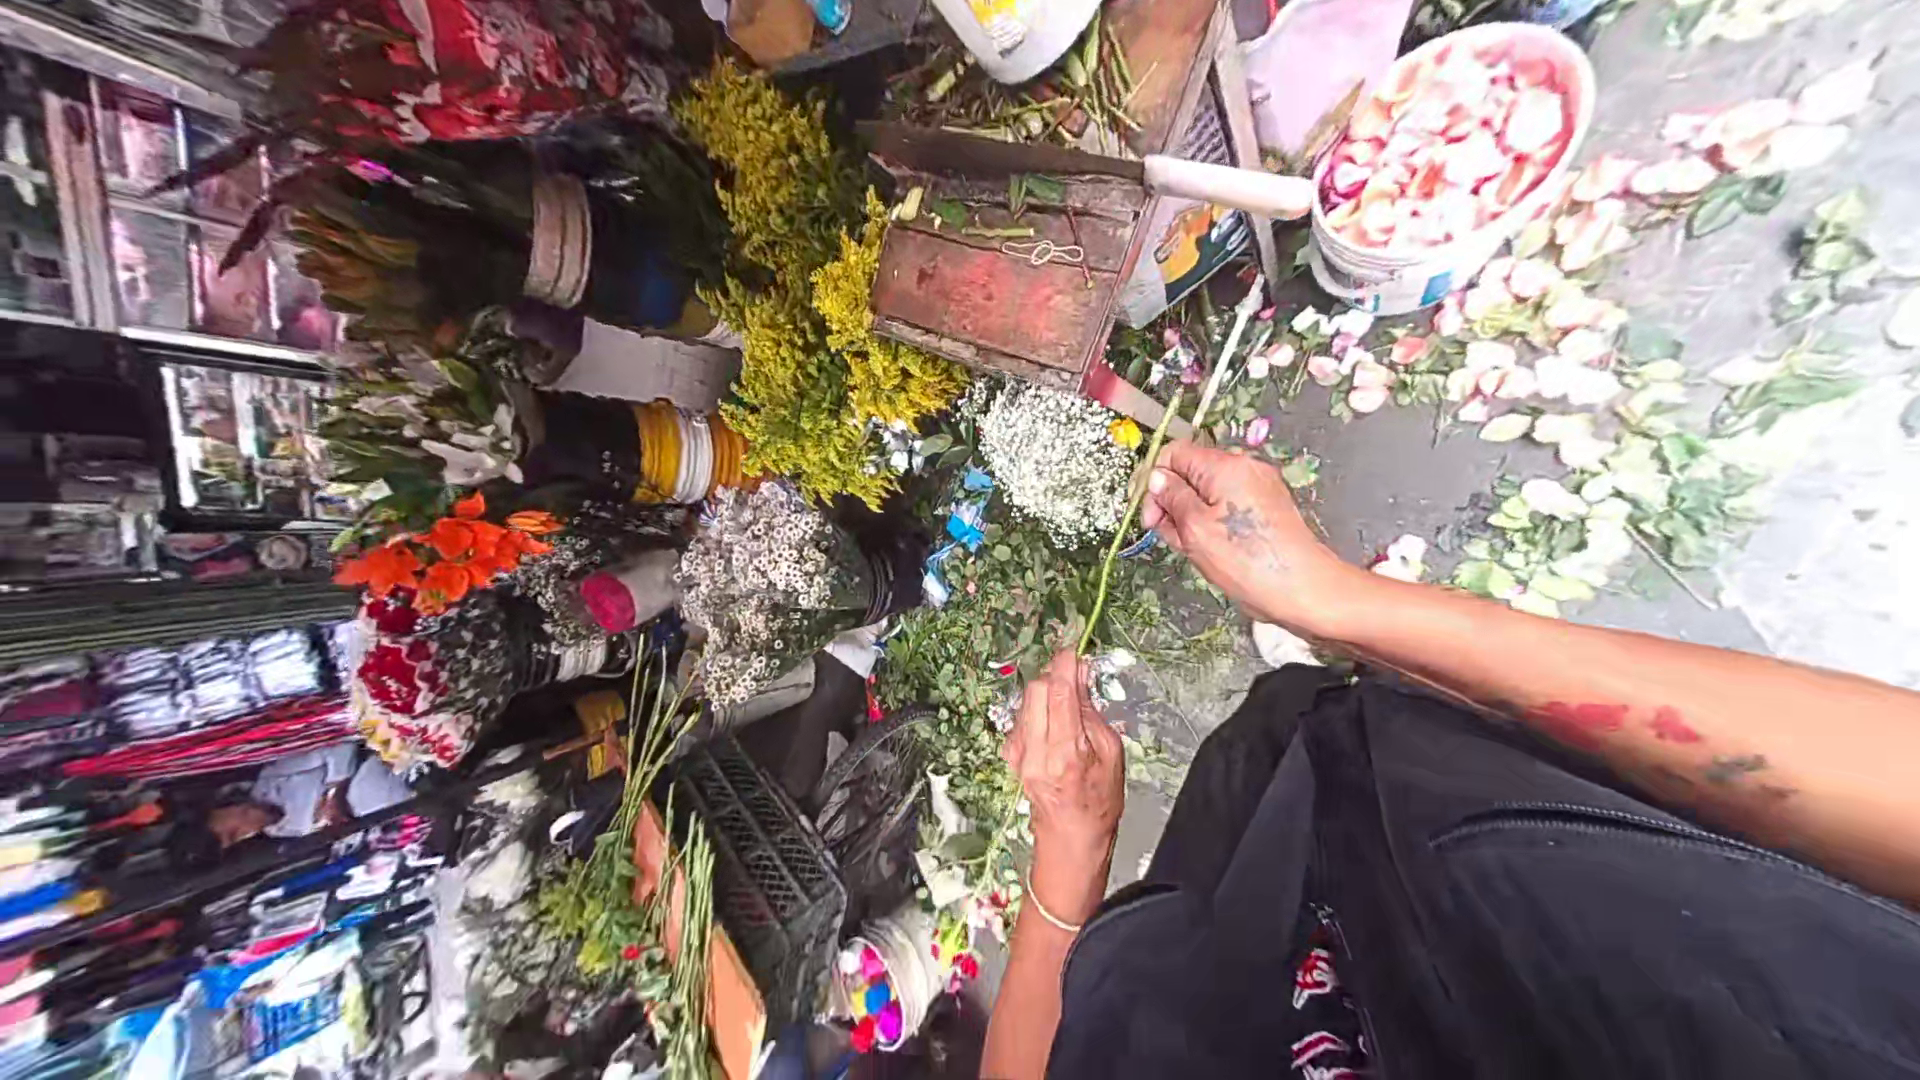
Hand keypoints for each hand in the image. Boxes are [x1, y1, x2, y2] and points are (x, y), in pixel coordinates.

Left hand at [1003, 650, 1123, 922]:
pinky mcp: (1010, 754)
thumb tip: (1079, 675)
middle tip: (1072, 678)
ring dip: (1046, 694)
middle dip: (1053, 677)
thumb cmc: (1099, 800)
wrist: (1070, 837)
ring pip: (1026, 700)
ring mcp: (1017, 754)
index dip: (1064, 666)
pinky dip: (1038, 711)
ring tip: (1067, 709)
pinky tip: (1054, 726)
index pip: (1058, 694)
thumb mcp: (1111, 754)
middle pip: (1035, 690)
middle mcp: (1035, 752)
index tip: (1072, 651)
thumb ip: (1091, 712)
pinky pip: (1022, 716)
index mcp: (1065, 753)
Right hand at [1140, 441, 1365, 635]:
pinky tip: (1207, 548)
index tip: (1147, 512)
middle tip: (1168, 535)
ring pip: (1204, 492)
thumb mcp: (1195, 528)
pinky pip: (1223, 506)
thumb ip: (1172, 497)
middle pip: (1189, 473)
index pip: (1175, 453)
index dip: (1154, 480)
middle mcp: (1244, 468)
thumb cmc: (1246, 561)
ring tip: (1190, 546)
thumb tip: (1156, 478)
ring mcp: (1256, 487)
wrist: (1302, 590)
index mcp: (1226, 466)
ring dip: (1187, 516)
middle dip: (1171, 501)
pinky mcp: (1263, 507)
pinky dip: (1207, 523)